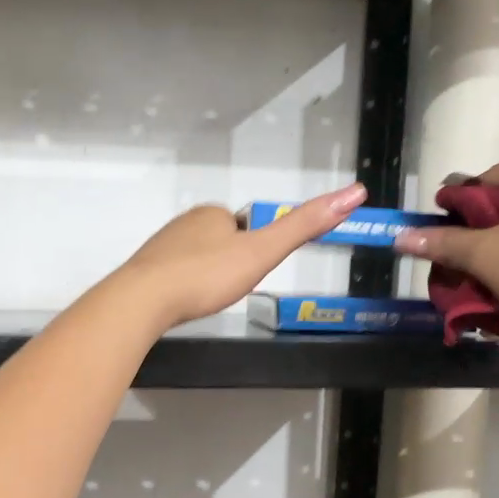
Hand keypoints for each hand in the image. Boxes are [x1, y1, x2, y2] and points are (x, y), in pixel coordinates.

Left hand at [113, 182, 366, 328]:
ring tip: (205, 299)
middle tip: (228, 290)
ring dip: (203, 276)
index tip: (251, 271)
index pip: (243, 227)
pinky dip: (181, 287)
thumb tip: (354, 193)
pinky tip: (181, 304)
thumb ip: (303, 226)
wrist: (144, 301)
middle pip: (218, 242)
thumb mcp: (263, 252)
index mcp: (213, 214)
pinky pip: (171, 276)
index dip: (252, 250)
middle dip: (226, 263)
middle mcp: (184, 223)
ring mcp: (161, 247)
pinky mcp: (144, 271)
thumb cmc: (207, 276)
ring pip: (193, 258)